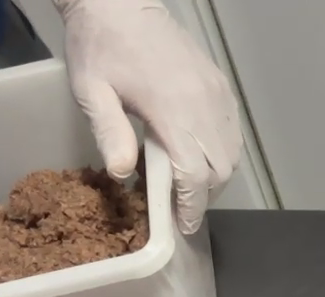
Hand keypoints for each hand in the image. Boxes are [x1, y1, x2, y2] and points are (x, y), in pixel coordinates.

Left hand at [55, 0, 241, 232]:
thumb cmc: (99, 44)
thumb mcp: (90, 90)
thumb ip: (109, 133)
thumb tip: (122, 174)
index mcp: (171, 109)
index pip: (195, 175)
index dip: (191, 206)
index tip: (184, 224)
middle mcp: (203, 105)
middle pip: (220, 171)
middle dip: (203, 195)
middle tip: (181, 204)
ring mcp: (216, 95)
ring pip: (231, 156)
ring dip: (215, 177)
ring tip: (190, 182)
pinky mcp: (221, 87)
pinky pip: (233, 134)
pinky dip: (222, 154)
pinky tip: (201, 154)